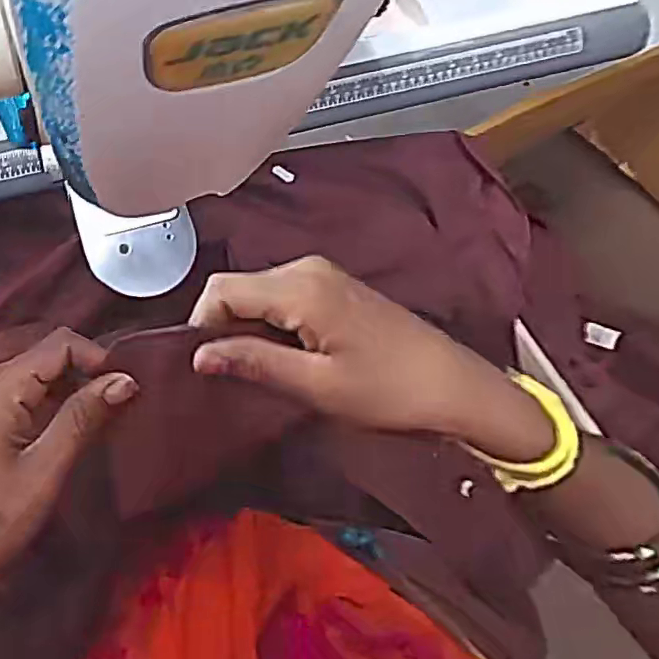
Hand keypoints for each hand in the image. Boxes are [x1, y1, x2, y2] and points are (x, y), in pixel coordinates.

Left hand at [0, 329, 137, 610]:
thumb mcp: (46, 468)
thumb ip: (84, 416)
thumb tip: (125, 379)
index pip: (60, 343)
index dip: (98, 357)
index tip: (127, 388)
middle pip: (51, 352)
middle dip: (89, 370)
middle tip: (122, 402)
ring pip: (43, 370)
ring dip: (76, 386)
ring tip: (106, 415)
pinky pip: (31, 389)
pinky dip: (58, 399)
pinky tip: (77, 424)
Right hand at [190, 256, 552, 461]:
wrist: (459, 388)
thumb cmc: (392, 391)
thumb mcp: (317, 385)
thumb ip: (254, 362)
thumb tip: (198, 355)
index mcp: (300, 287)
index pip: (220, 289)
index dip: (201, 324)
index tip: (205, 364)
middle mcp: (305, 267)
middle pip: (235, 286)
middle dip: (222, 325)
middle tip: (232, 370)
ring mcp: (320, 272)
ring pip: (254, 290)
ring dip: (244, 324)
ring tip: (259, 366)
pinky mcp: (331, 284)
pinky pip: (277, 293)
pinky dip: (266, 320)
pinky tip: (283, 352)